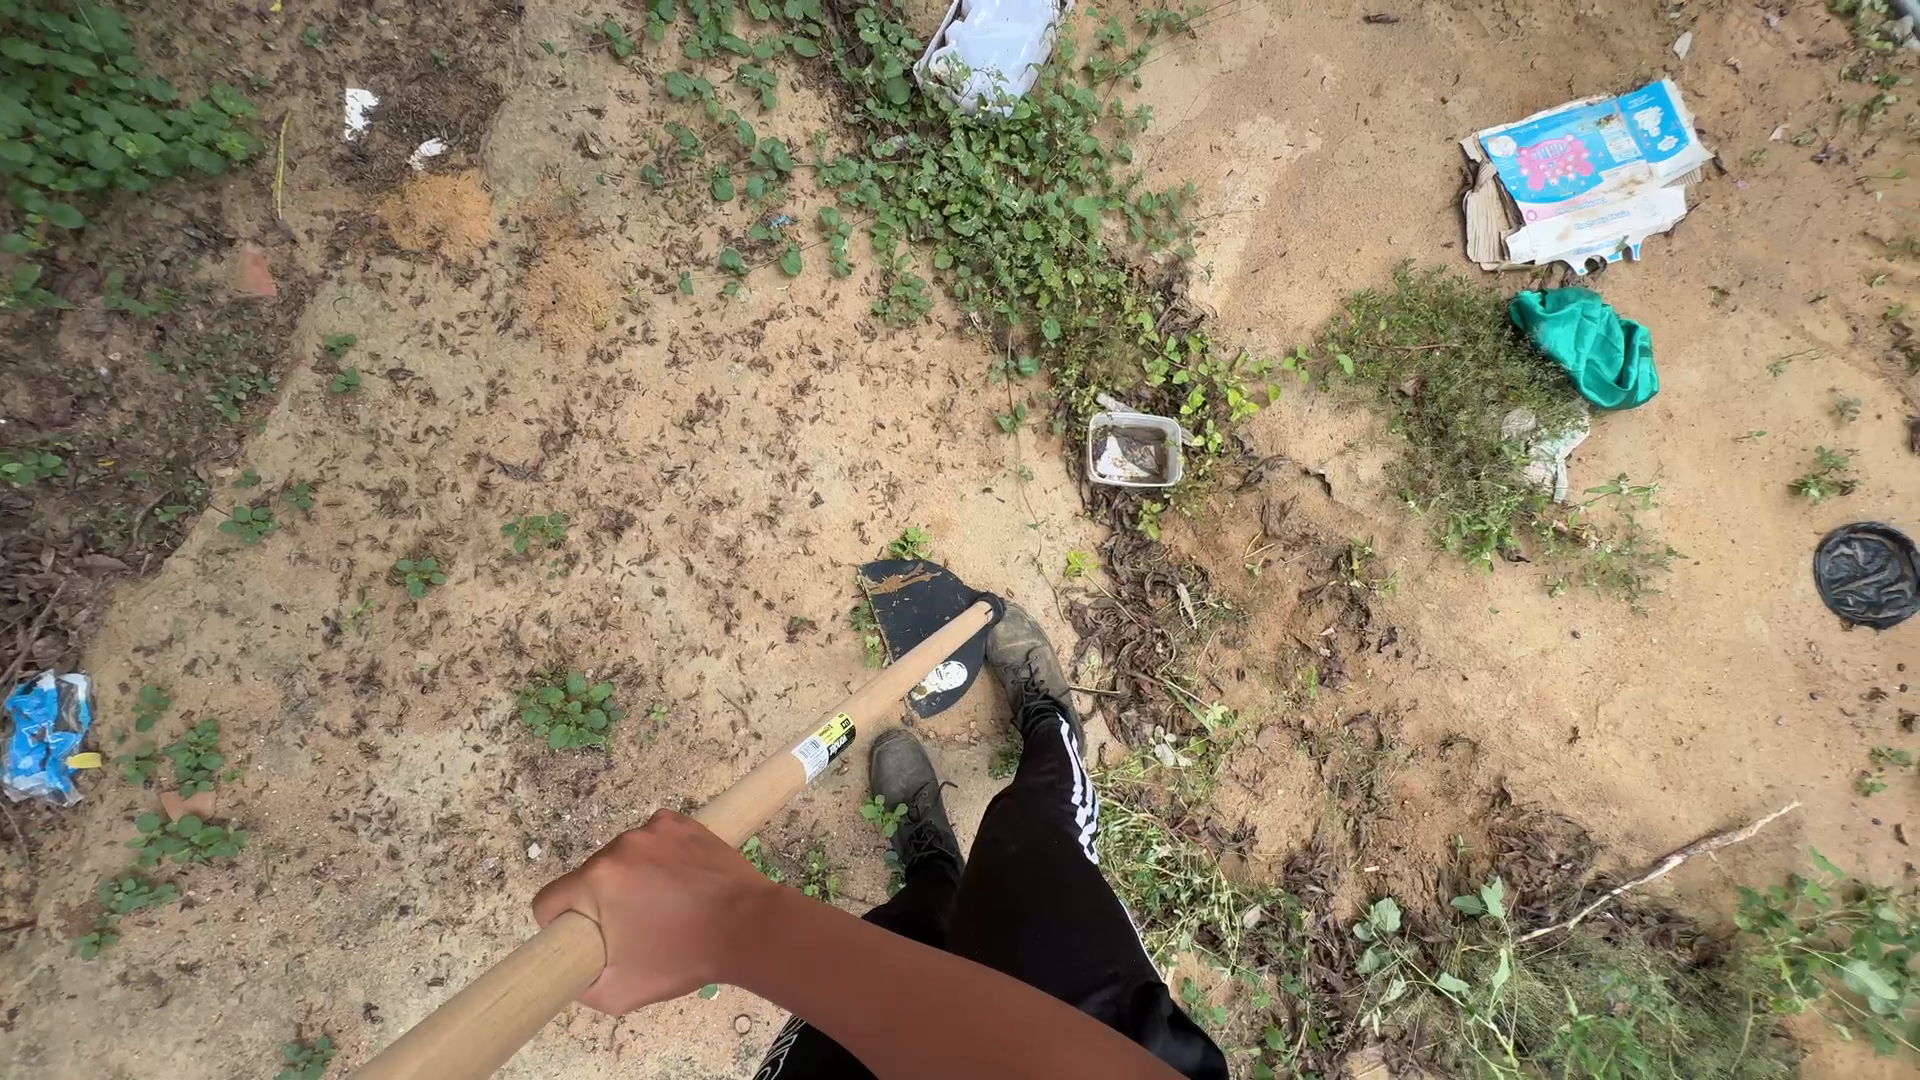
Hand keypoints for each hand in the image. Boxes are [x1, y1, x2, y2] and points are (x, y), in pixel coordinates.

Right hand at [532, 808, 777, 1013]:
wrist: (746, 924)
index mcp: (597, 879)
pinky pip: (654, 840)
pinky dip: (659, 856)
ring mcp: (656, 828)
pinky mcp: (683, 821)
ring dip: (632, 877)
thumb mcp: (616, 992)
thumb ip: (579, 981)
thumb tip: (575, 965)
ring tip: (664, 902)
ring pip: (623, 857)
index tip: (585, 939)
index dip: (559, 925)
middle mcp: (622, 844)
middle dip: (602, 901)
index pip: (549, 900)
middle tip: (634, 924)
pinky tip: (679, 878)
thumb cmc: (682, 956)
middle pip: (589, 877)